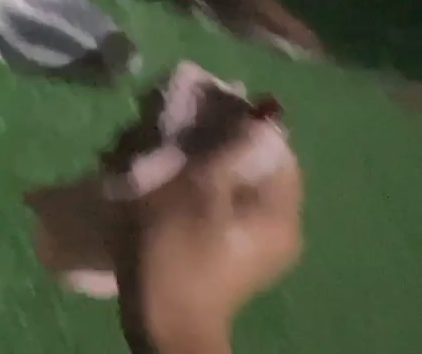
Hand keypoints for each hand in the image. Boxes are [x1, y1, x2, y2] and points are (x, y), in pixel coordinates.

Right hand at [113, 120, 303, 353]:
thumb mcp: (196, 187)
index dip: (237, 118)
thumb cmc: (175, 246)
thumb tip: (265, 111)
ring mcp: (251, 243)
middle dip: (202, 139)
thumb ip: (228, 147)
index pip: (272, 146)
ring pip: (224, 180)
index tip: (194, 103)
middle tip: (158, 128)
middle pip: (245, 162)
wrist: (160, 318)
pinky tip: (148, 182)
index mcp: (278, 211)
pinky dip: (184, 185)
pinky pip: (212, 202)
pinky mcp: (225, 253)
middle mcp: (276, 226)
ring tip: (143, 154)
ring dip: (186, 160)